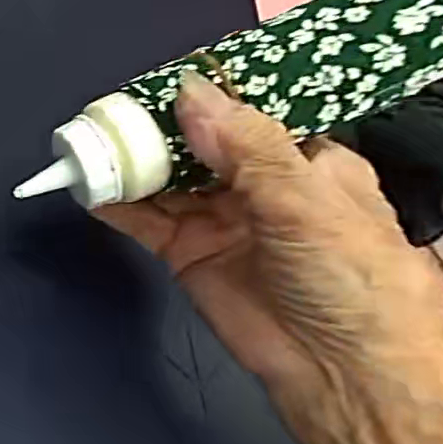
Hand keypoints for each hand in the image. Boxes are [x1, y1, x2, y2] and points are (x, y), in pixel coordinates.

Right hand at [94, 70, 442, 400]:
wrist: (335, 368)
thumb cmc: (350, 278)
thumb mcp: (307, 201)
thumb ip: (246, 148)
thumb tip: (190, 94)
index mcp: (306, 162)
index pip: (254, 115)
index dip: (215, 94)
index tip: (172, 75)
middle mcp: (258, 186)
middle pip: (199, 146)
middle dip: (162, 128)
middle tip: (118, 108)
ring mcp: (217, 219)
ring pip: (167, 180)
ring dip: (135, 163)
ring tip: (96, 142)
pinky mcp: (184, 252)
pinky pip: (144, 220)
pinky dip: (117, 205)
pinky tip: (92, 188)